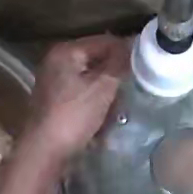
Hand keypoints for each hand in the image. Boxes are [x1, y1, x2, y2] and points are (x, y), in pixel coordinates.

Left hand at [21, 35, 128, 165]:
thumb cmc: (73, 117)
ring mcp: (54, 83)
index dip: (127, 50)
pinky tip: (107, 117)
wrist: (44, 152)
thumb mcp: (102, 88)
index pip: (105, 41)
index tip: (148, 62)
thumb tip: (133, 44)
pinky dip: (96, 103)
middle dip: (117, 74)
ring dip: (108, 91)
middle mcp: (56, 62)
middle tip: (137, 85)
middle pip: (97, 60)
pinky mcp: (55, 103)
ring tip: (123, 104)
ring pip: (91, 80)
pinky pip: (83, 96)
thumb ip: (119, 64)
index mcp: (65, 52)